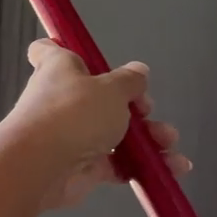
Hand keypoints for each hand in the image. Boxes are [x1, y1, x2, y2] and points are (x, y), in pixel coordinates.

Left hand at [2, 39, 191, 209]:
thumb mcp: (110, 89)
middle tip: (146, 110)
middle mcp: (60, 98)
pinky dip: (144, 165)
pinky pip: (118, 162)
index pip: (49, 51)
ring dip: (147, 137)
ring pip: (113, 131)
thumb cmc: (72, 113)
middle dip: (133, 105)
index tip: (88, 56)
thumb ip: (128, 81)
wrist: (42, 165)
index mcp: (58, 69)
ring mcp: (70, 133)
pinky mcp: (81, 164)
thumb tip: (137, 70)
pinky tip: (173, 167)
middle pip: (98, 96)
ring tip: (168, 141)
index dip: (64, 48)